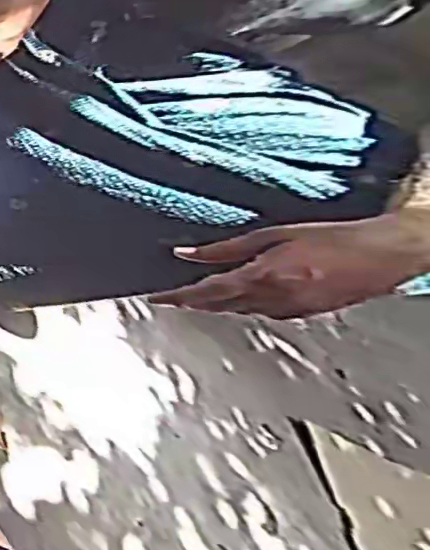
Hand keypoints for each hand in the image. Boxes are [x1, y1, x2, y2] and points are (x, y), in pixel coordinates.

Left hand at [151, 214, 429, 318]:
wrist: (395, 249)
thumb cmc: (336, 238)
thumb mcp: (272, 236)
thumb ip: (225, 248)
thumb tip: (184, 253)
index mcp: (264, 277)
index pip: (206, 292)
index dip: (176, 297)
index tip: (155, 298)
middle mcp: (279, 297)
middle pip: (221, 305)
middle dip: (193, 302)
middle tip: (172, 298)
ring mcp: (299, 307)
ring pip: (243, 311)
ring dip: (218, 306)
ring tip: (197, 299)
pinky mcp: (315, 311)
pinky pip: (269, 313)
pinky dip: (248, 308)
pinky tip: (241, 300)